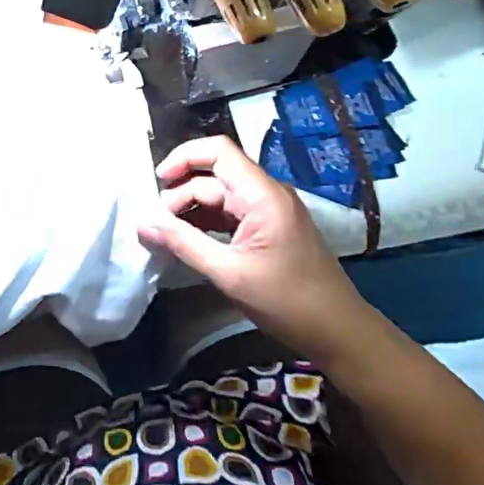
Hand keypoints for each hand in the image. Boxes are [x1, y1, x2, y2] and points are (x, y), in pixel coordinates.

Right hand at [138, 136, 372, 357]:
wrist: (340, 333)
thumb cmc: (287, 302)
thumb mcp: (229, 274)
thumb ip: (184, 244)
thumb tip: (143, 225)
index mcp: (263, 195)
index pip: (218, 151)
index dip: (184, 157)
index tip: (158, 181)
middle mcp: (268, 193)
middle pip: (215, 175)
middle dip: (182, 193)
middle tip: (158, 223)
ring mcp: (271, 210)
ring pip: (221, 195)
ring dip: (192, 209)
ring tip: (168, 234)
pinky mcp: (271, 227)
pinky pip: (232, 213)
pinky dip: (208, 222)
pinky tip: (190, 241)